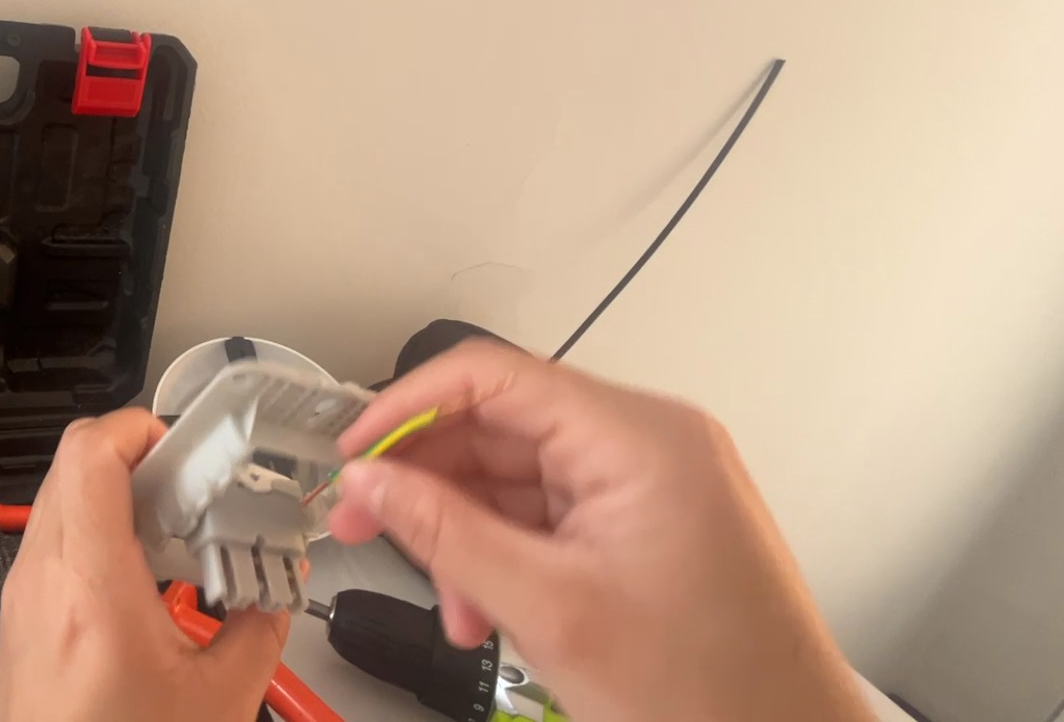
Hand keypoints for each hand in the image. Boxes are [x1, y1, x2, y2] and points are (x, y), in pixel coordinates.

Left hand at [0, 408, 289, 721]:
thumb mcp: (217, 705)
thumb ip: (257, 632)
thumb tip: (272, 589)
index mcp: (91, 587)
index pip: (90, 453)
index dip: (137, 428)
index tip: (180, 447)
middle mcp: (43, 574)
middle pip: (74, 458)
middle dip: (135, 452)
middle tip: (183, 481)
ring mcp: (23, 588)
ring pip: (61, 488)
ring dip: (113, 485)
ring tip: (165, 521)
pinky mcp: (20, 606)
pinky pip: (54, 528)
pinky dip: (94, 519)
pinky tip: (136, 565)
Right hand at [327, 339, 874, 721]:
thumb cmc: (709, 702)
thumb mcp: (550, 610)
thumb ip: (440, 532)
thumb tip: (362, 479)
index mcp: (637, 436)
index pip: (490, 376)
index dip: (408, 403)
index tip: (355, 449)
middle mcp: (637, 439)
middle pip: (490, 425)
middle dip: (422, 480)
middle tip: (360, 519)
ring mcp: (633, 477)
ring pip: (501, 473)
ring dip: (456, 530)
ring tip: (444, 598)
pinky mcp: (626, 514)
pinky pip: (530, 508)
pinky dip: (491, 549)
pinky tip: (478, 604)